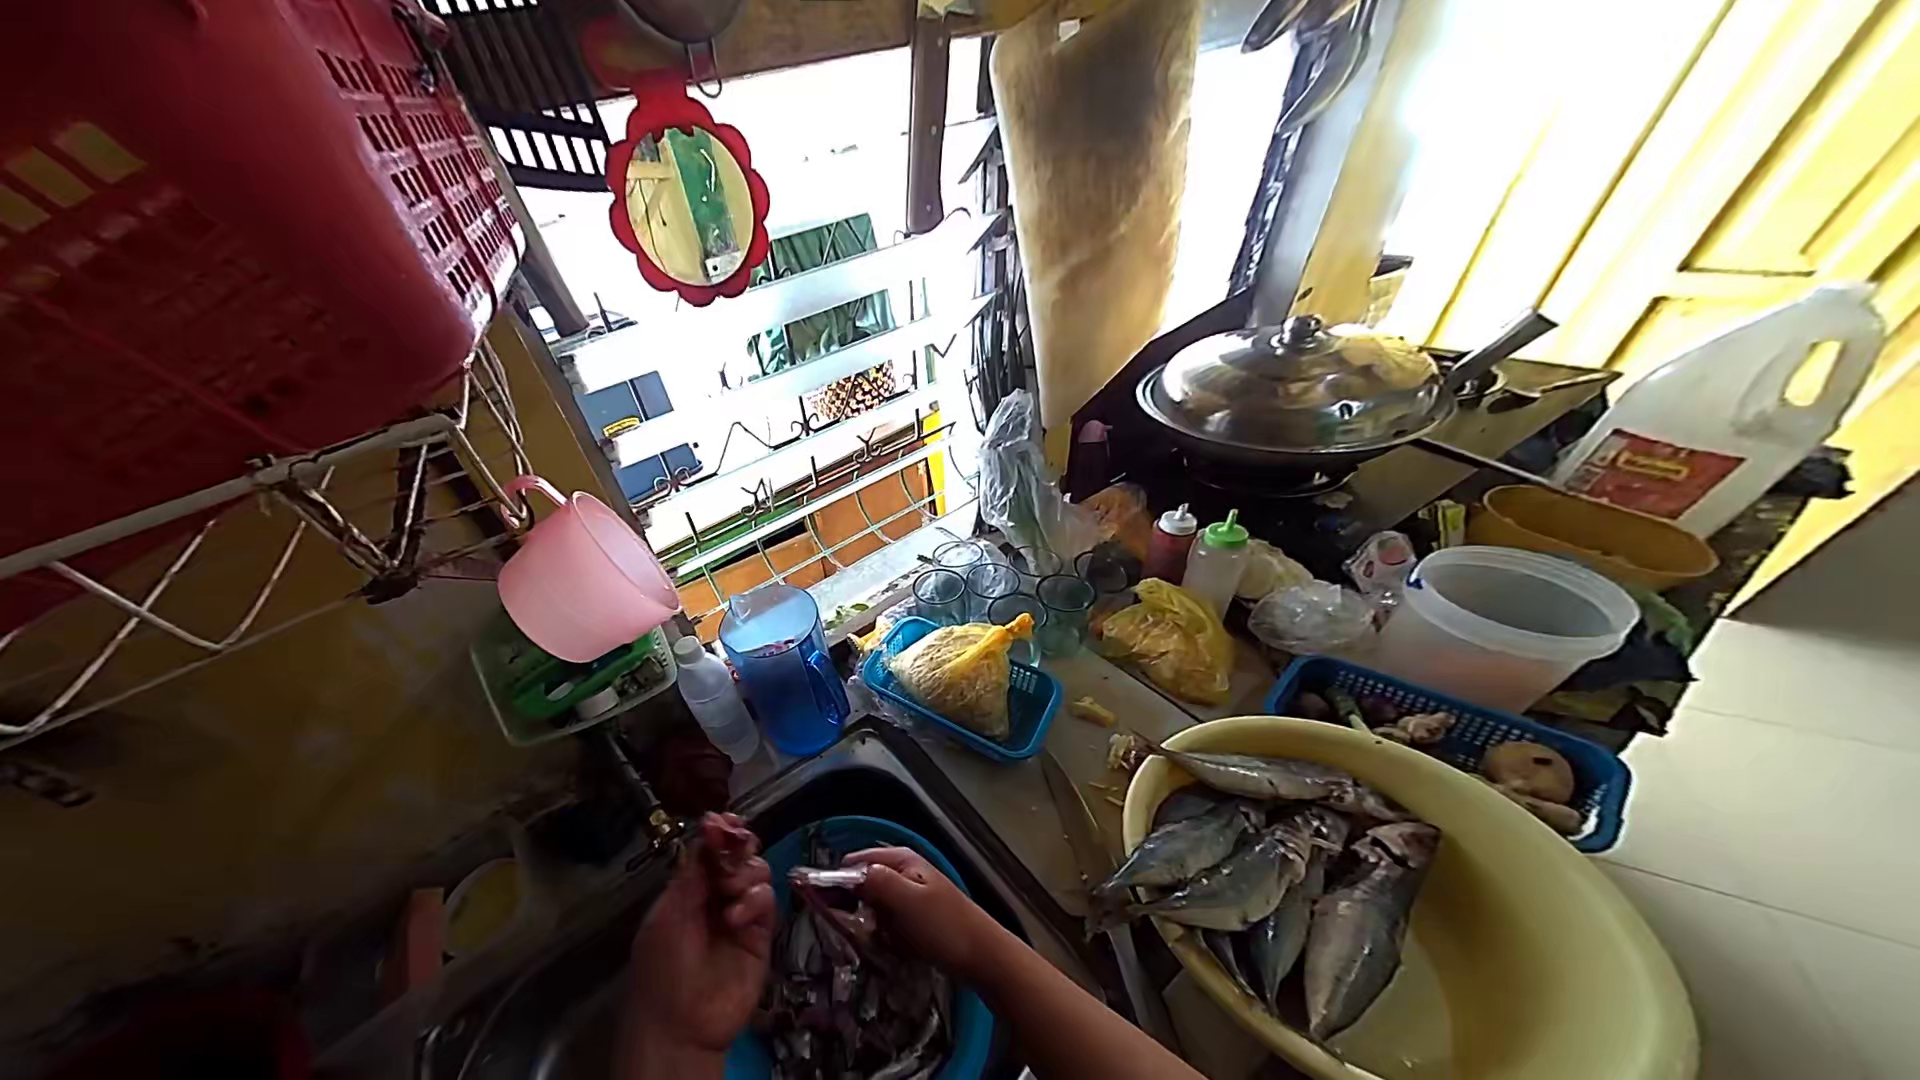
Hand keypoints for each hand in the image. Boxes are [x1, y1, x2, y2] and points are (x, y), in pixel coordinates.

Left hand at [621, 814, 773, 1076]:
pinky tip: (736, 916)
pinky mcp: (761, 931)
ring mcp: (741, 912)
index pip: (711, 851)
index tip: (725, 819)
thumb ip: (693, 873)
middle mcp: (717, 895)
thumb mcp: (667, 916)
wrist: (680, 1026)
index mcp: (690, 890)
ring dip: (744, 873)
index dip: (720, 832)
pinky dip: (754, 899)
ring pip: (757, 871)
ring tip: (729, 891)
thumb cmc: (661, 970)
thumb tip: (709, 829)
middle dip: (739, 844)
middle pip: (739, 855)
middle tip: (737, 841)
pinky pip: (766, 899)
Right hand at [843, 847, 1005, 981]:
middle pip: (858, 882)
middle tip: (841, 927)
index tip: (813, 902)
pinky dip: (877, 933)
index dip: (832, 879)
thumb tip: (845, 870)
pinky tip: (882, 945)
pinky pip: (881, 922)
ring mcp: (905, 894)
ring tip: (865, 938)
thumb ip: (878, 882)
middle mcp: (900, 871)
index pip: (853, 862)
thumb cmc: (945, 925)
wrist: (982, 956)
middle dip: (847, 904)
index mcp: (899, 860)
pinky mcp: (909, 917)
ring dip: (863, 922)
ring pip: (868, 905)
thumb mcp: (909, 902)